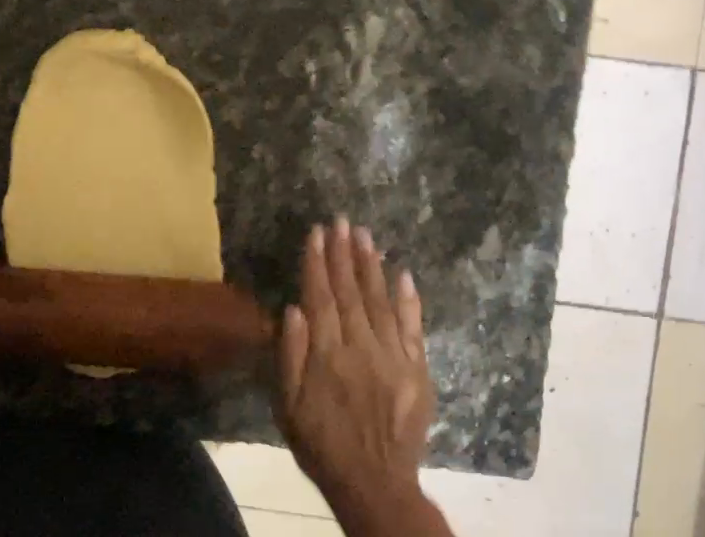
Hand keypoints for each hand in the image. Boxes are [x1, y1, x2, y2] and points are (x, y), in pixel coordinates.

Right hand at [278, 218, 440, 533]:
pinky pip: (413, 328)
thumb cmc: (320, 442)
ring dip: (371, 266)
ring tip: (365, 235)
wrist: (375, 484)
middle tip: (342, 221)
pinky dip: (408, 300)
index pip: (321, 296)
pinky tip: (402, 274)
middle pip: (351, 292)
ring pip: (381, 301)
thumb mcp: (287, 403)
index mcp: (327, 355)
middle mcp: (361, 348)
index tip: (316, 233)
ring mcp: (394, 358)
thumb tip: (294, 308)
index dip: (317, 262)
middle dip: (344, 253)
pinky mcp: (417, 371)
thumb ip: (290, 355)